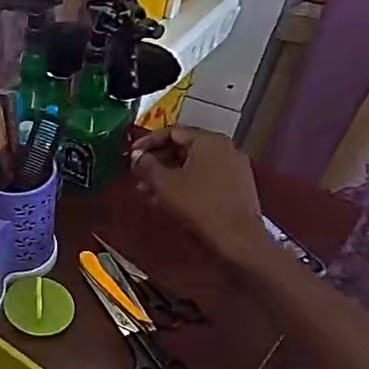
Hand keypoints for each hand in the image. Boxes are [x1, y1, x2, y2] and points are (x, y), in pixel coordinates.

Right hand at [130, 127, 270, 264]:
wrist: (236, 235)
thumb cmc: (197, 204)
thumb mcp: (164, 183)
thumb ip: (146, 164)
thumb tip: (136, 155)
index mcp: (208, 141)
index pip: (172, 132)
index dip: (147, 142)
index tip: (131, 154)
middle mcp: (224, 147)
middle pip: (183, 147)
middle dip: (157, 161)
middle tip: (137, 174)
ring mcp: (234, 165)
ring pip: (193, 163)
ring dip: (168, 173)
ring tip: (148, 190)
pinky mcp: (237, 182)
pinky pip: (205, 174)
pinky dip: (185, 181)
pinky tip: (169, 197)